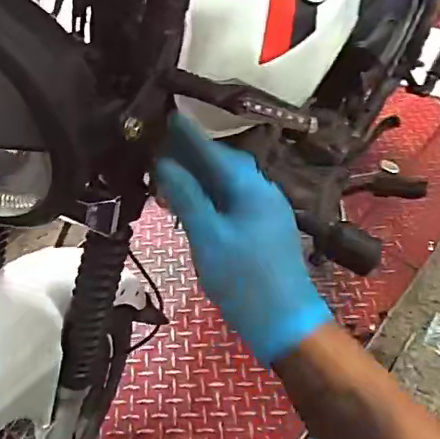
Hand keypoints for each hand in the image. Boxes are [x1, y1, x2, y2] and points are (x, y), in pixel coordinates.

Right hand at [154, 113, 331, 366]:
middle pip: (221, 164)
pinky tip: (186, 204)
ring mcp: (263, 211)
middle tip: (155, 148)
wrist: (284, 323)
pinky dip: (205, 197)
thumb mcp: (207, 237)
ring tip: (163, 175)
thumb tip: (164, 163)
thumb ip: (186, 196)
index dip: (186, 134)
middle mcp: (261, 192)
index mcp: (251, 188)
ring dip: (195, 178)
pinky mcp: (260, 230)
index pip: (213, 150)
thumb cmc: (243, 279)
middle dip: (188, 155)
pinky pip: (229, 202)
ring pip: (224, 184)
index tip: (164, 115)